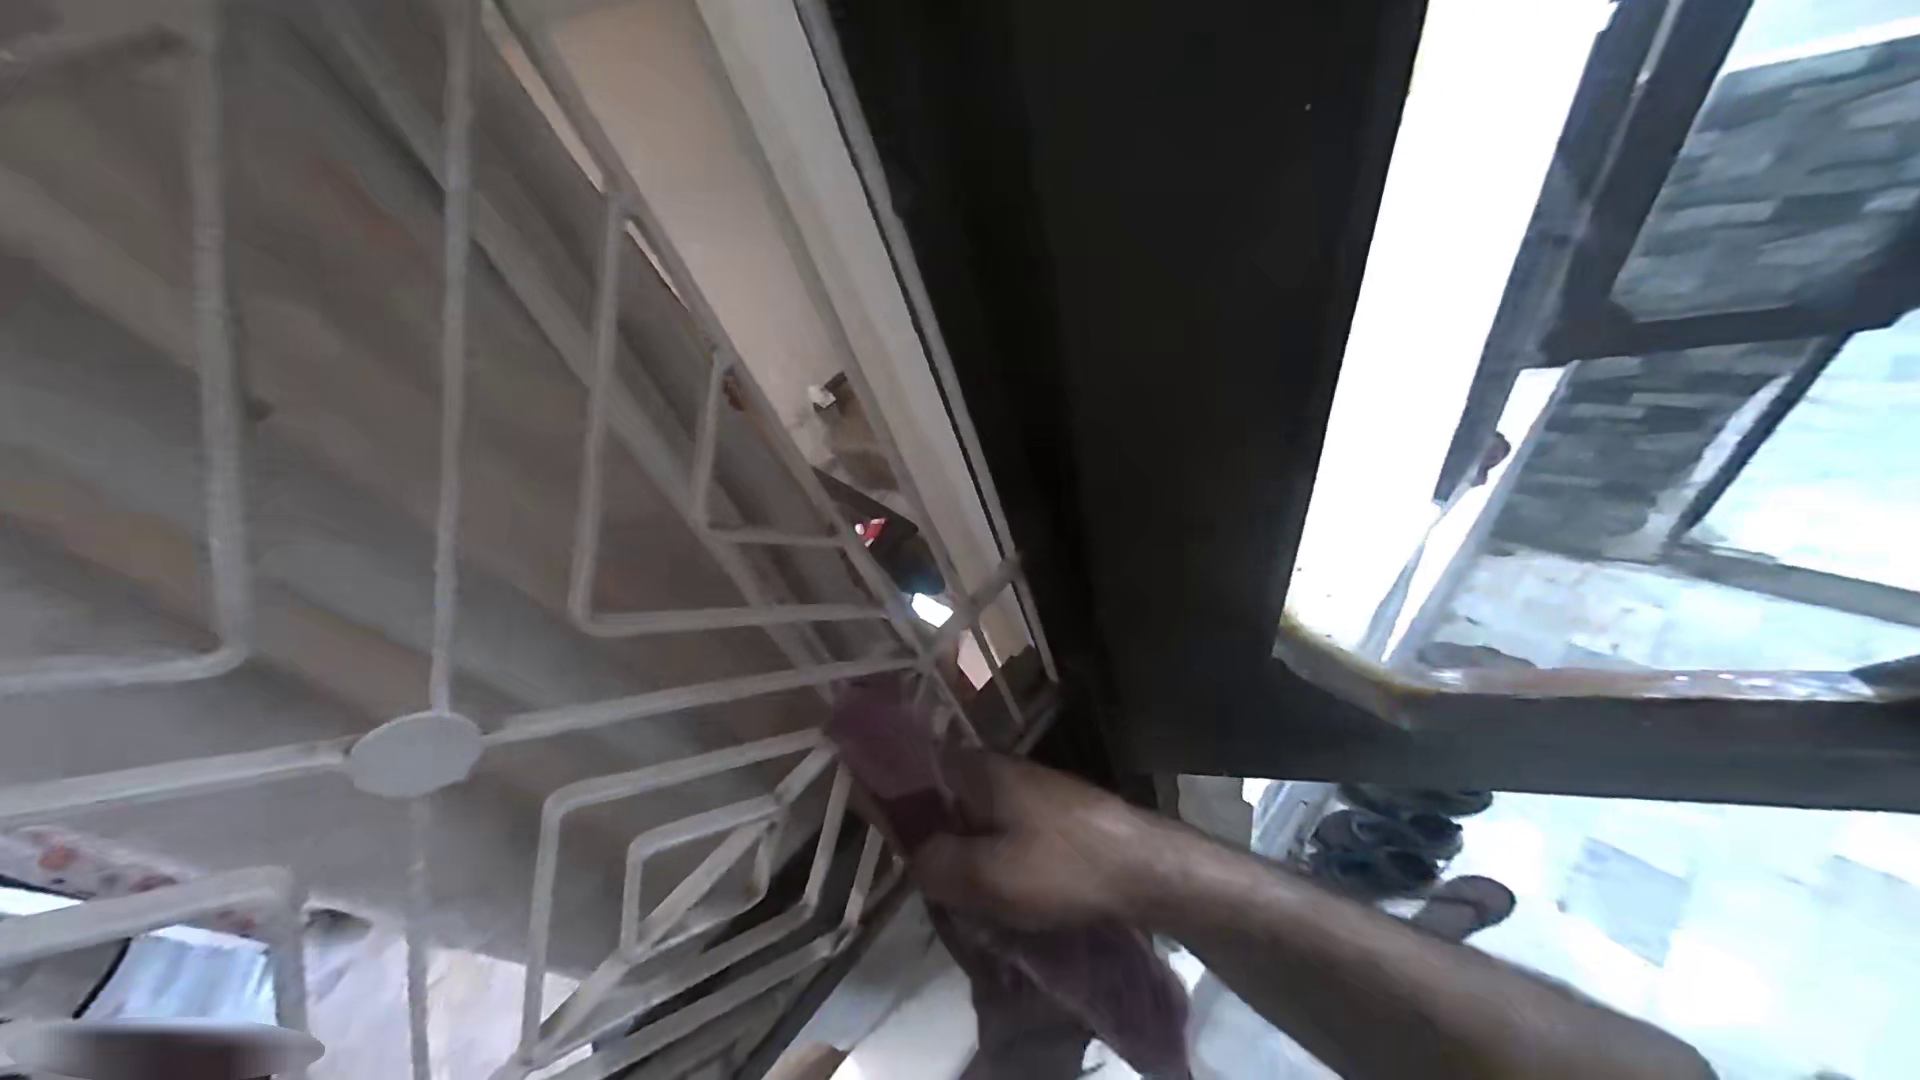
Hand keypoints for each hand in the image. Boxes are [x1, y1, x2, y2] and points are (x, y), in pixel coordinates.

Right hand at [911, 751, 1163, 930]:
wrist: (1144, 867)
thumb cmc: (1061, 866)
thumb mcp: (987, 877)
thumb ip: (935, 864)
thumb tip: (912, 855)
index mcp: (975, 769)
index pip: (915, 772)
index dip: (897, 808)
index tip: (893, 846)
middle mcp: (996, 767)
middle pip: (943, 799)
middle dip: (935, 840)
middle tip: (935, 884)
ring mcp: (1025, 786)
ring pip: (973, 818)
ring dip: (966, 853)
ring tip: (968, 895)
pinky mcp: (1046, 809)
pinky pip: (1001, 829)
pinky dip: (993, 855)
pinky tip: (1003, 888)